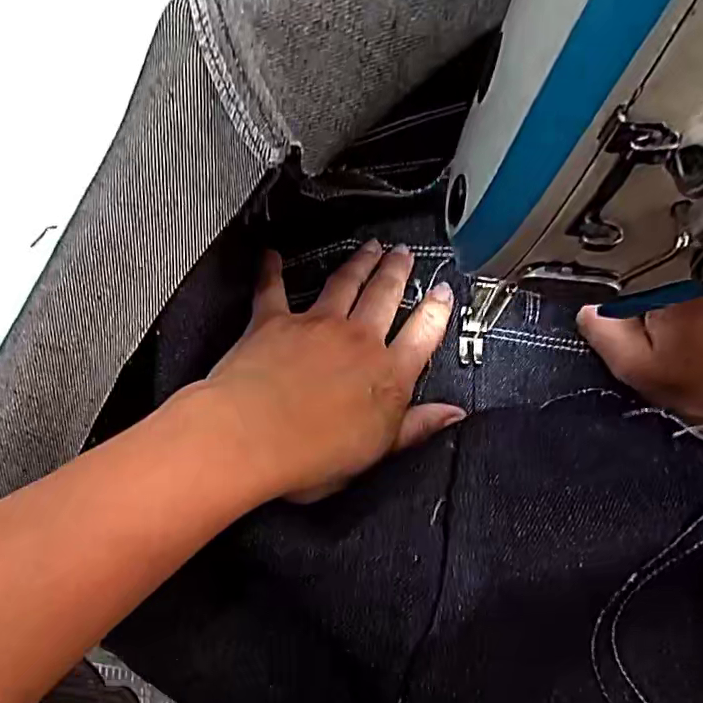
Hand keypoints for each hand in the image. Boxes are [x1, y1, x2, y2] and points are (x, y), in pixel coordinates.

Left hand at [187, 241, 464, 501]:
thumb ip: (416, 427)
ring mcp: (317, 326)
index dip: (437, 310)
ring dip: (360, 262)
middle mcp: (358, 341)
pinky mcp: (274, 322)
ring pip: (346, 282)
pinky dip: (272, 269)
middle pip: (386, 295)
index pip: (424, 334)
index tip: (442, 293)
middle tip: (403, 255)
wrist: (252, 438)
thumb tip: (450, 416)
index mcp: (388, 376)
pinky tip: (273, 254)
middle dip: (397, 271)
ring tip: (370, 248)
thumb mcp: (377, 451)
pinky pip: (274, 287)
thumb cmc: (310, 455)